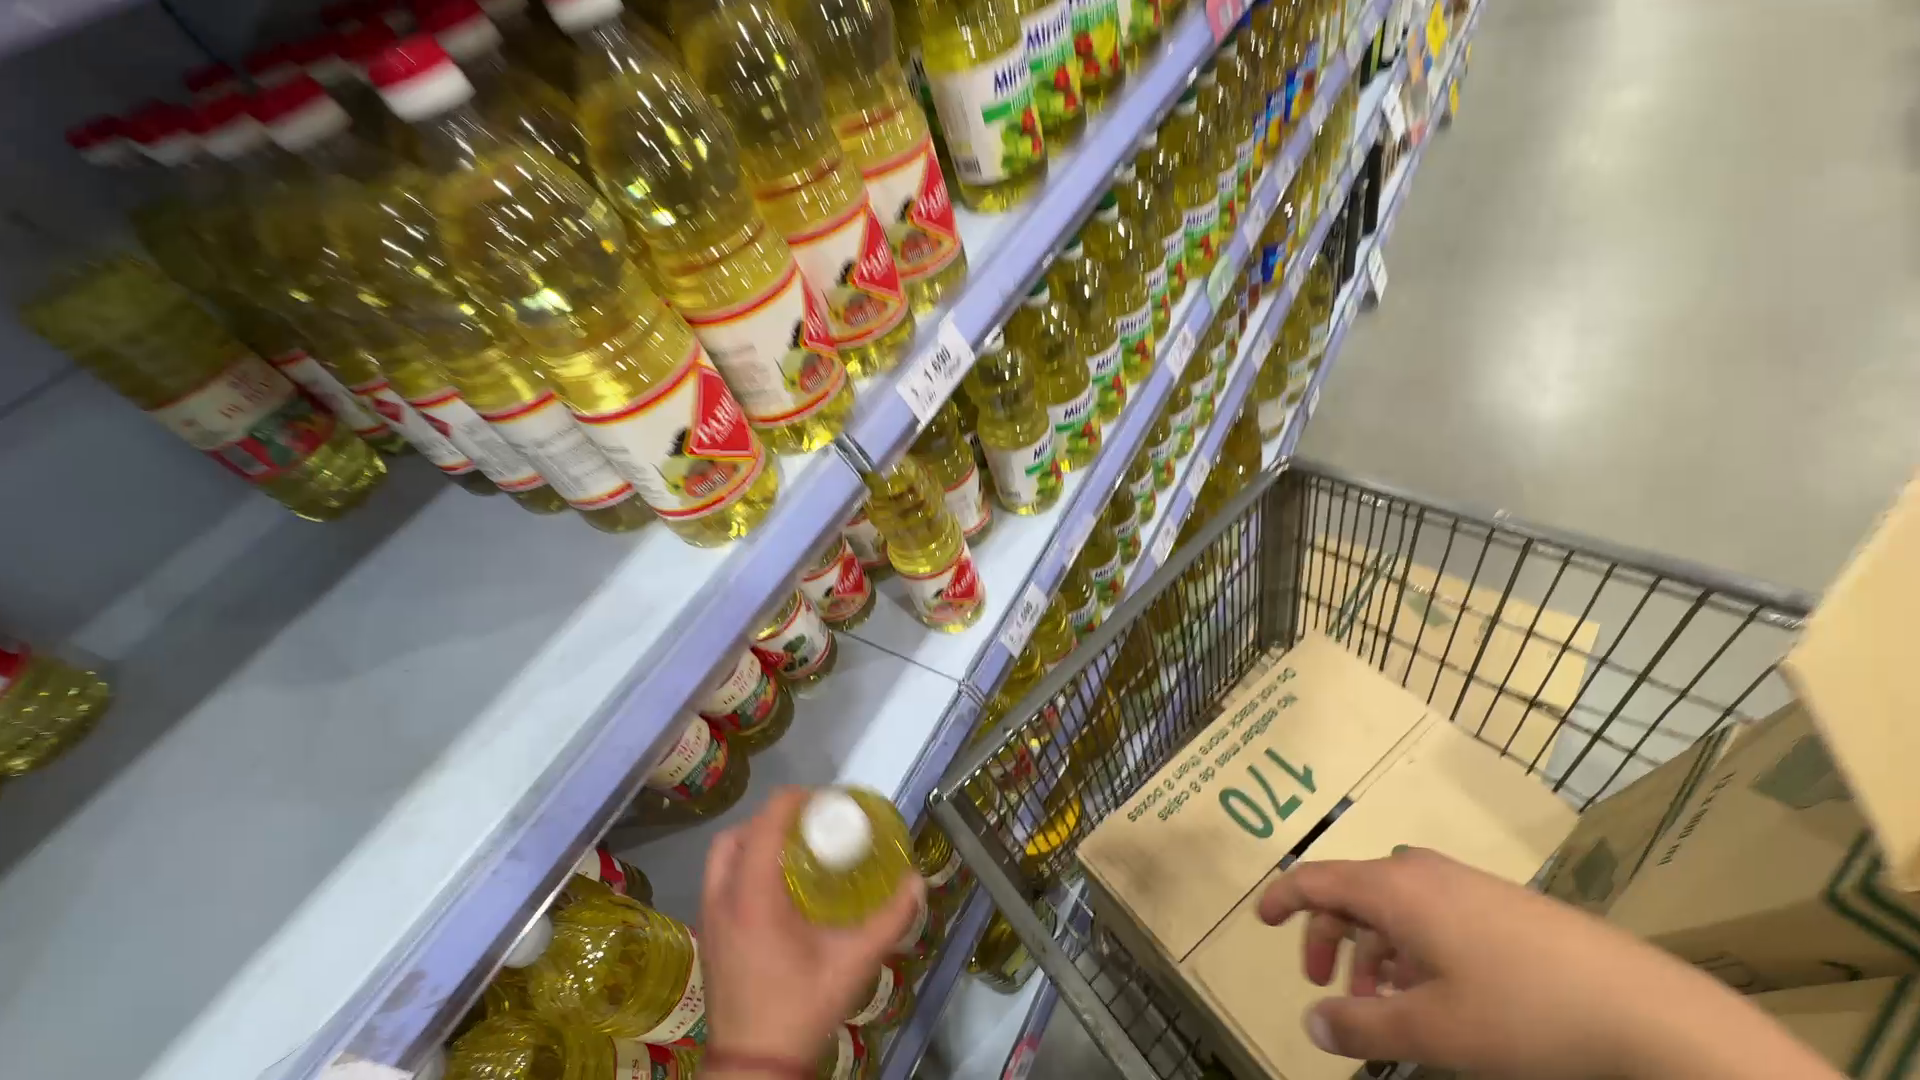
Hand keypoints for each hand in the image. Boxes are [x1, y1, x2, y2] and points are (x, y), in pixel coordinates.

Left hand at [700, 787, 925, 1064]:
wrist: (754, 1066)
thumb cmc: (801, 1007)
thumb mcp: (853, 963)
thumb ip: (889, 920)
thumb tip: (917, 882)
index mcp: (753, 896)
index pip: (765, 824)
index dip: (793, 801)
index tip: (823, 801)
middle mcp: (722, 899)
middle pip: (736, 835)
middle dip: (769, 820)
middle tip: (806, 826)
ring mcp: (708, 919)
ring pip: (721, 859)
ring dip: (752, 843)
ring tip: (790, 853)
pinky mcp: (706, 938)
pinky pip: (718, 883)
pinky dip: (742, 868)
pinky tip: (774, 890)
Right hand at [1258, 847, 1840, 1079]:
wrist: (1654, 1016)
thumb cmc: (1525, 1014)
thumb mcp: (1432, 1030)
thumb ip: (1362, 1026)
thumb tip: (1311, 1023)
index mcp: (1396, 887)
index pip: (1318, 878)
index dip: (1284, 897)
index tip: (1261, 919)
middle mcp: (1425, 872)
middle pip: (1354, 893)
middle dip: (1330, 938)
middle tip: (1327, 987)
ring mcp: (1469, 886)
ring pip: (1397, 909)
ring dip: (1375, 952)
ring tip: (1384, 1005)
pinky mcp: (1506, 907)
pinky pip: (1435, 917)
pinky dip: (1414, 951)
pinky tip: (1436, 996)